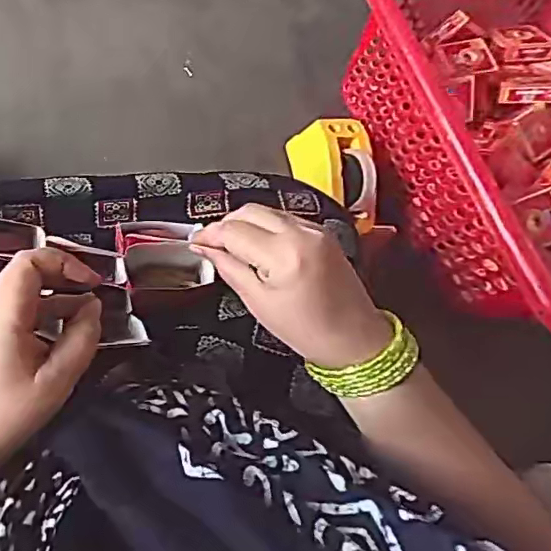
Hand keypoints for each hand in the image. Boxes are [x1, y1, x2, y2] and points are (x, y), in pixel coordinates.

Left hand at [0, 248, 102, 469]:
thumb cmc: (3, 415)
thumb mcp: (55, 382)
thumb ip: (82, 340)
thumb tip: (94, 310)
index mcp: (4, 313)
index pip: (31, 260)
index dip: (66, 262)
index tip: (91, 281)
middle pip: (29, 268)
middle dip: (66, 274)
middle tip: (93, 289)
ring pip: (27, 287)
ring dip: (59, 292)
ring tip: (88, 311)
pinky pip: (22, 306)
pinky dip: (48, 308)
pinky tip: (69, 328)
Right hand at [192, 204, 391, 367]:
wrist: (354, 339)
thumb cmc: (311, 330)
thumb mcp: (258, 302)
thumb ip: (228, 268)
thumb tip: (205, 248)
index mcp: (284, 254)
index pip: (233, 230)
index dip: (209, 235)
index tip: (196, 242)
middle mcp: (301, 234)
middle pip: (247, 211)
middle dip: (224, 225)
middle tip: (210, 244)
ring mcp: (314, 229)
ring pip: (264, 211)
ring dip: (243, 223)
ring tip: (231, 248)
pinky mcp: (320, 231)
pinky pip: (282, 218)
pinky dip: (263, 226)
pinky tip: (255, 246)